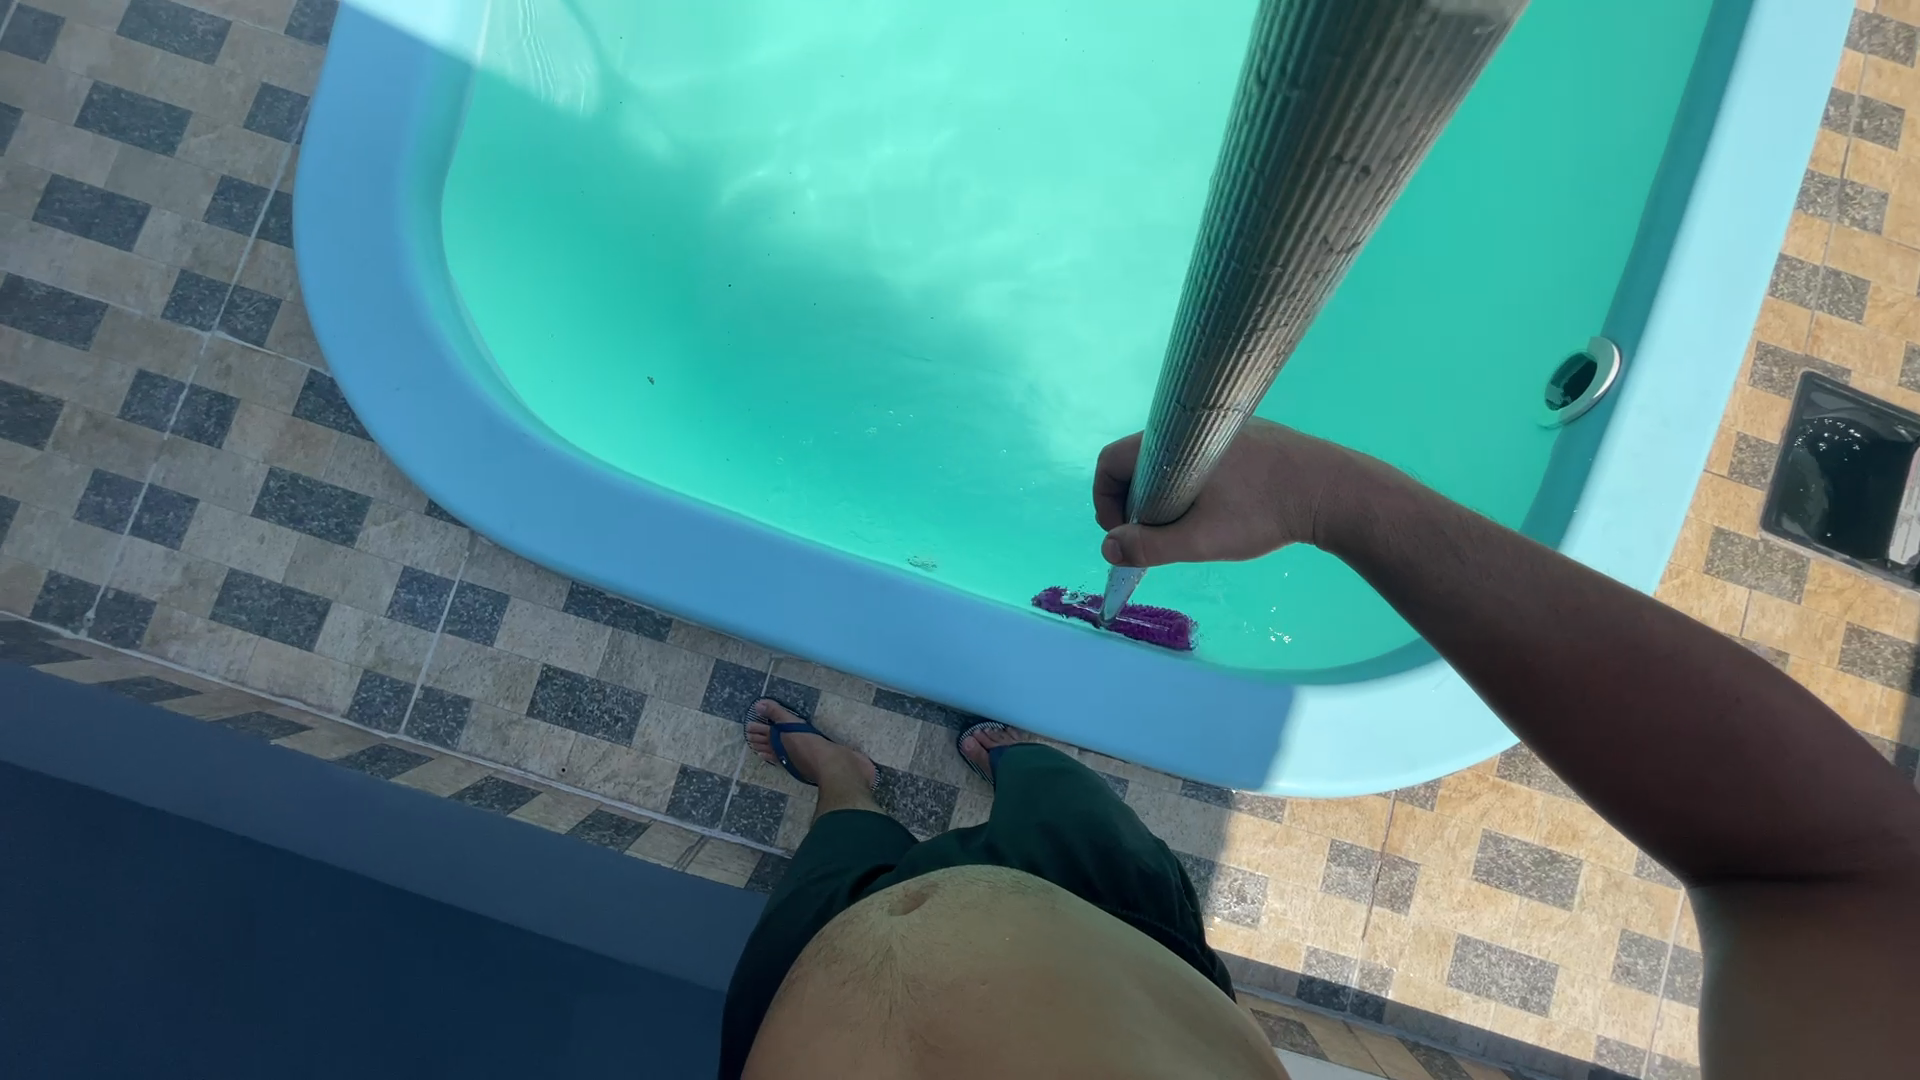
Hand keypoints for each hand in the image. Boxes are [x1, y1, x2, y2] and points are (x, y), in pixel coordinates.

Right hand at [1093, 418, 1362, 566]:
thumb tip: (1108, 549)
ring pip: (1168, 462)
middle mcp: (1188, 427)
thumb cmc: (1263, 514)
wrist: (1335, 491)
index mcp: (1170, 443)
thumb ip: (1148, 546)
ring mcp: (1217, 430)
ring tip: (1188, 525)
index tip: (1127, 531)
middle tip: (1156, 534)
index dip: (1105, 500)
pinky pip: (1196, 458)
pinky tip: (1220, 508)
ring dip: (1164, 495)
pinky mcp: (1243, 436)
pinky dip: (1190, 485)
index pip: (1110, 461)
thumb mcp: (1200, 540)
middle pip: (1136, 462)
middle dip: (1135, 502)